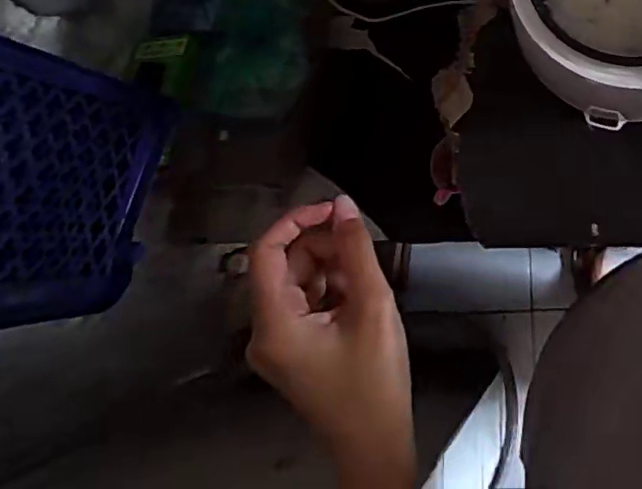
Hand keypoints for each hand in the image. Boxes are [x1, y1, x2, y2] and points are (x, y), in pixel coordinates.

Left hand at [247, 197, 413, 488]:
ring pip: (300, 278)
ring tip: (367, 274)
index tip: (334, 207)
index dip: (297, 220)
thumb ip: (357, 250)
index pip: (265, 253)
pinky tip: (361, 291)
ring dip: (333, 263)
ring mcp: (279, 339)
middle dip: (324, 244)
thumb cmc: (374, 377)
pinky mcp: (296, 344)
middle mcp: (265, 331)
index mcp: (274, 324)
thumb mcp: (372, 303)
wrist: (375, 435)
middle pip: (286, 264)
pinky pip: (308, 296)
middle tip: (363, 243)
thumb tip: (345, 206)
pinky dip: (334, 283)